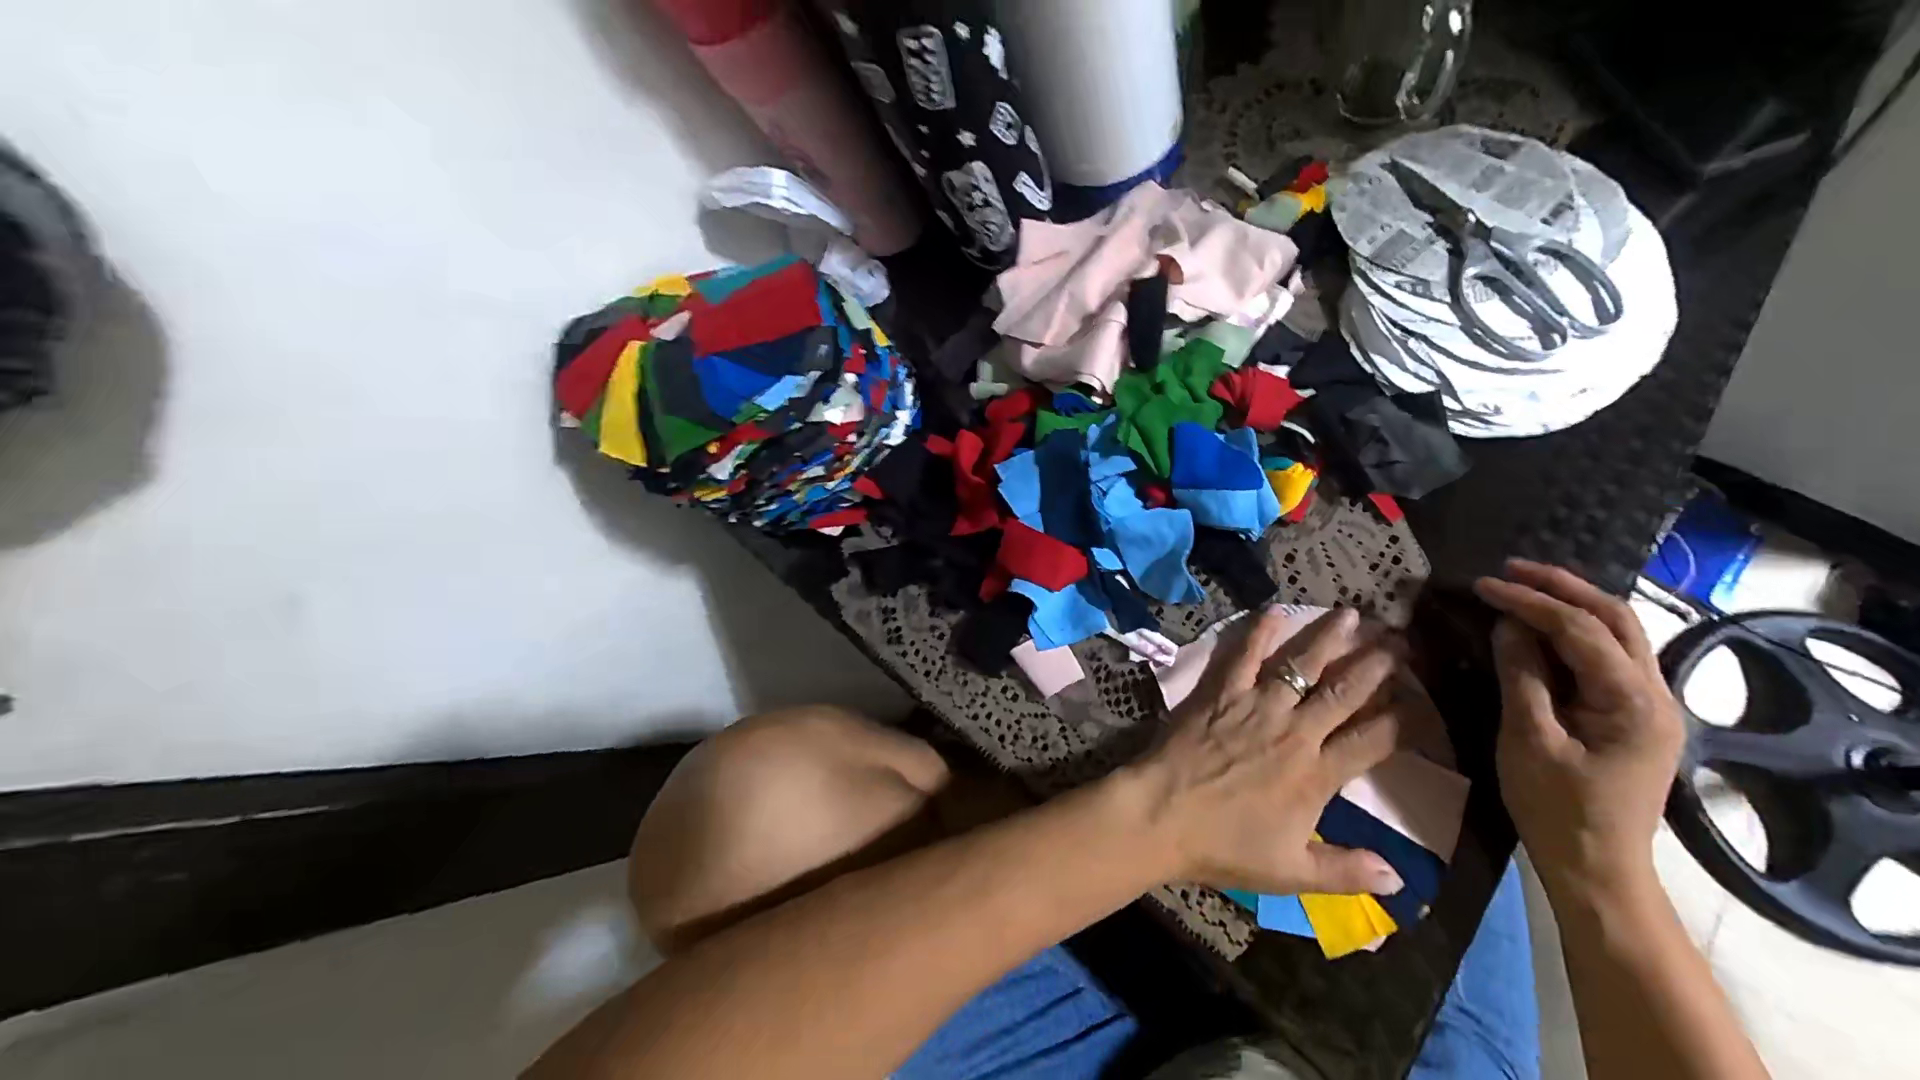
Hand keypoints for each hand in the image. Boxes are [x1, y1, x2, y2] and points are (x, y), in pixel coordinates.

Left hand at [1129, 606, 1407, 896]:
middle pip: (1344, 692)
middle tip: (1400, 639)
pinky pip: (1243, 656)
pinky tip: (1275, 610)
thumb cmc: (1223, 846)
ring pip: (1300, 666)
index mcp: (1317, 774)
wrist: (1160, 815)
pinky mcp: (1220, 694)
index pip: (1374, 741)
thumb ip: (1346, 871)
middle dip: (1376, 665)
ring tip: (1351, 613)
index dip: (1405, 720)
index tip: (1425, 700)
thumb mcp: (1291, 872)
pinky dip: (1260, 632)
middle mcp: (1293, 732)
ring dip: (1327, 638)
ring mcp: (1255, 707)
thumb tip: (1401, 881)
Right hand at [1475, 560, 1684, 900]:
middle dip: (1562, 587)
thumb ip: (1522, 677)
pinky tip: (1541, 626)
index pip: (1581, 630)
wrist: (1596, 865)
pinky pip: (1607, 655)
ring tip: (1522, 586)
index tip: (1482, 584)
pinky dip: (1574, 630)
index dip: (1530, 601)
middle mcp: (1655, 694)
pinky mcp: (1632, 714)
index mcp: (1633, 702)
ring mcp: (1649, 704)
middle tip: (1509, 569)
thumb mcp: (1528, 740)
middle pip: (1616, 619)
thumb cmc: (1556, 806)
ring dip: (1571, 603)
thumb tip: (1509, 625)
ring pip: (1618, 633)